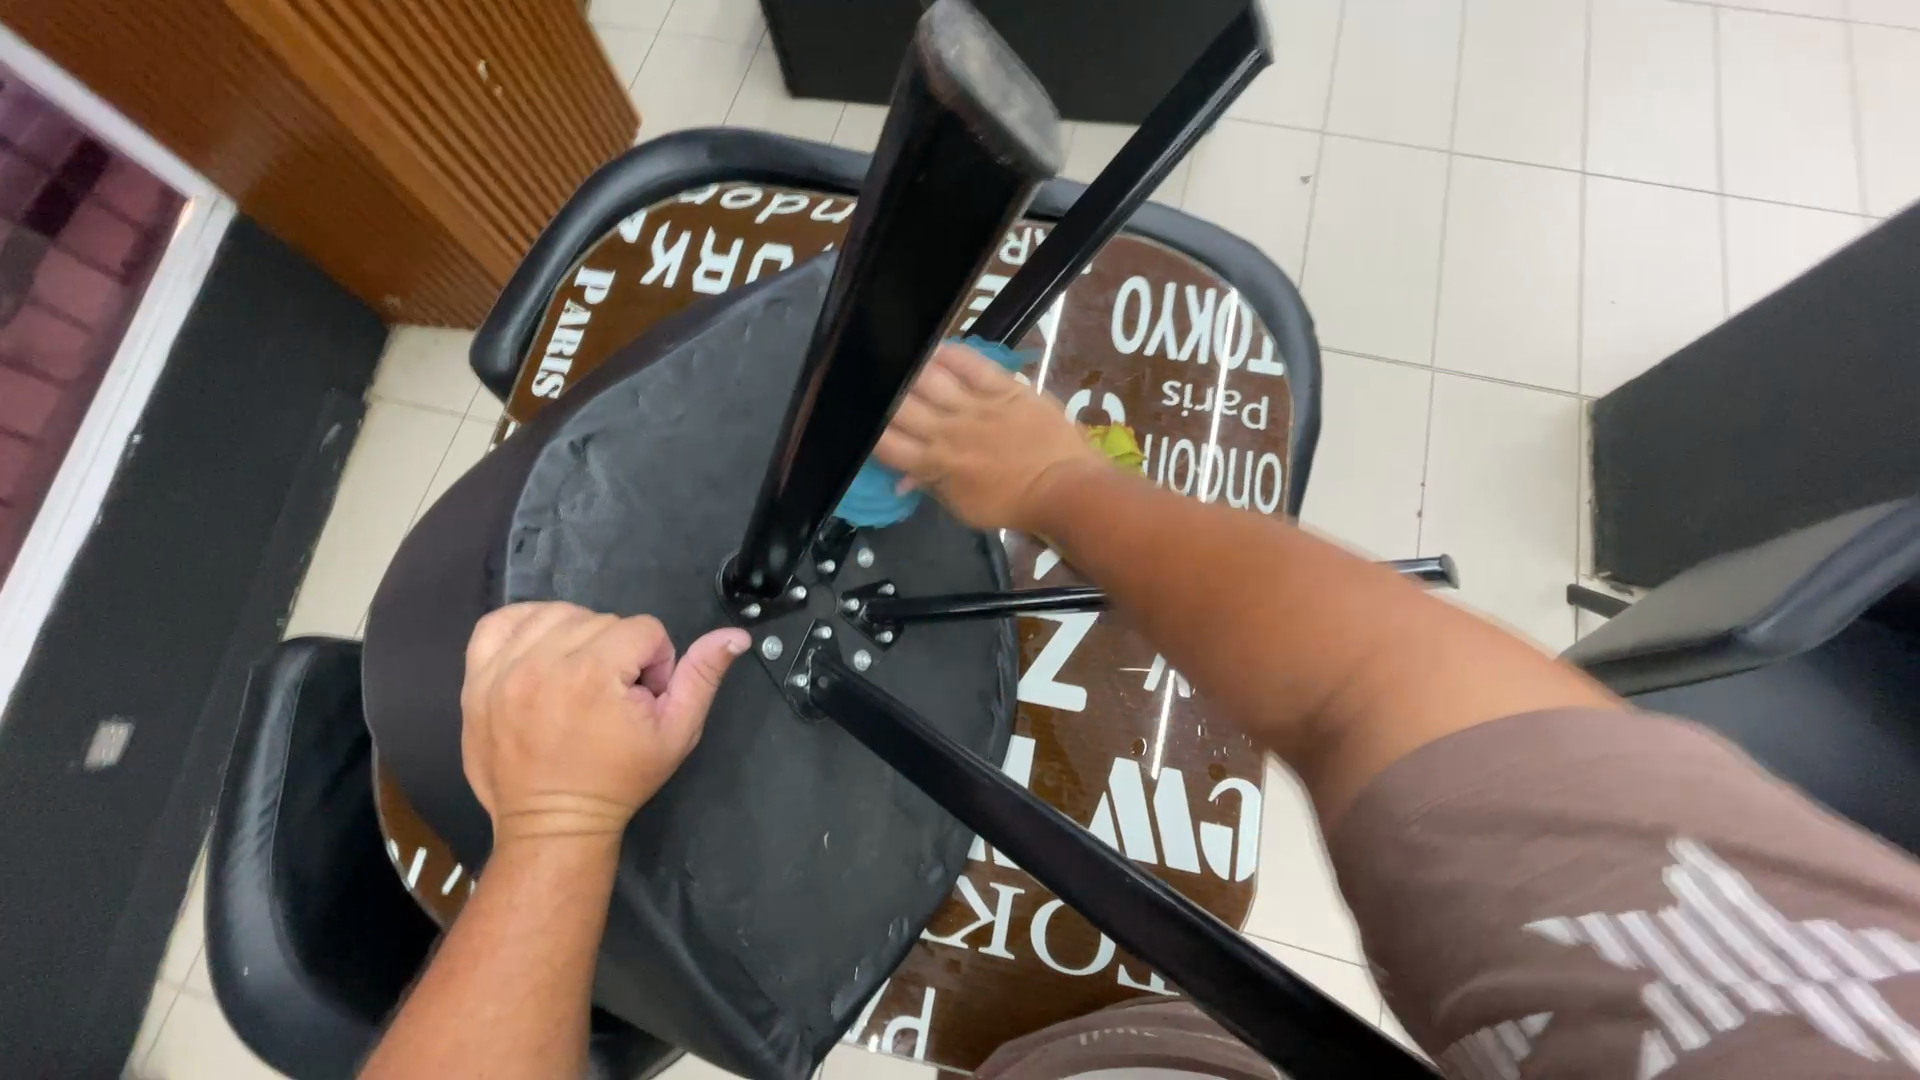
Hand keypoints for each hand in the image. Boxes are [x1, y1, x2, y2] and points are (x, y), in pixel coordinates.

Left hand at [460, 603, 749, 846]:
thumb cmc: (621, 778)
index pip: (644, 629)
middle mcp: (544, 662)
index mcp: (594, 673)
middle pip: (603, 620)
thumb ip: (704, 675)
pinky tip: (543, 650)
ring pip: (559, 615)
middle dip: (620, 652)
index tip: (643, 699)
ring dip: (579, 637)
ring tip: (582, 677)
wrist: (553, 823)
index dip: (655, 662)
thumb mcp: (678, 731)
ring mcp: (503, 670)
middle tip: (616, 697)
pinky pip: (500, 623)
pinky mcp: (475, 680)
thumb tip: (735, 635)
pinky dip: (526, 626)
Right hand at [876, 343, 1103, 531]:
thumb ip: (931, 486)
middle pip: (901, 406)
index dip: (868, 429)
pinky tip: (933, 345)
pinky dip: (950, 352)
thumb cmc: (1013, 505)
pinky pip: (971, 363)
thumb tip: (902, 476)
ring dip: (909, 368)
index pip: (886, 443)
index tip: (860, 418)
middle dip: (882, 394)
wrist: (1063, 488)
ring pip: (930, 379)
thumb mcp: (964, 508)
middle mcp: (948, 431)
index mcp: (935, 465)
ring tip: (895, 356)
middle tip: (871, 381)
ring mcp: (976, 406)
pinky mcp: (1005, 388)